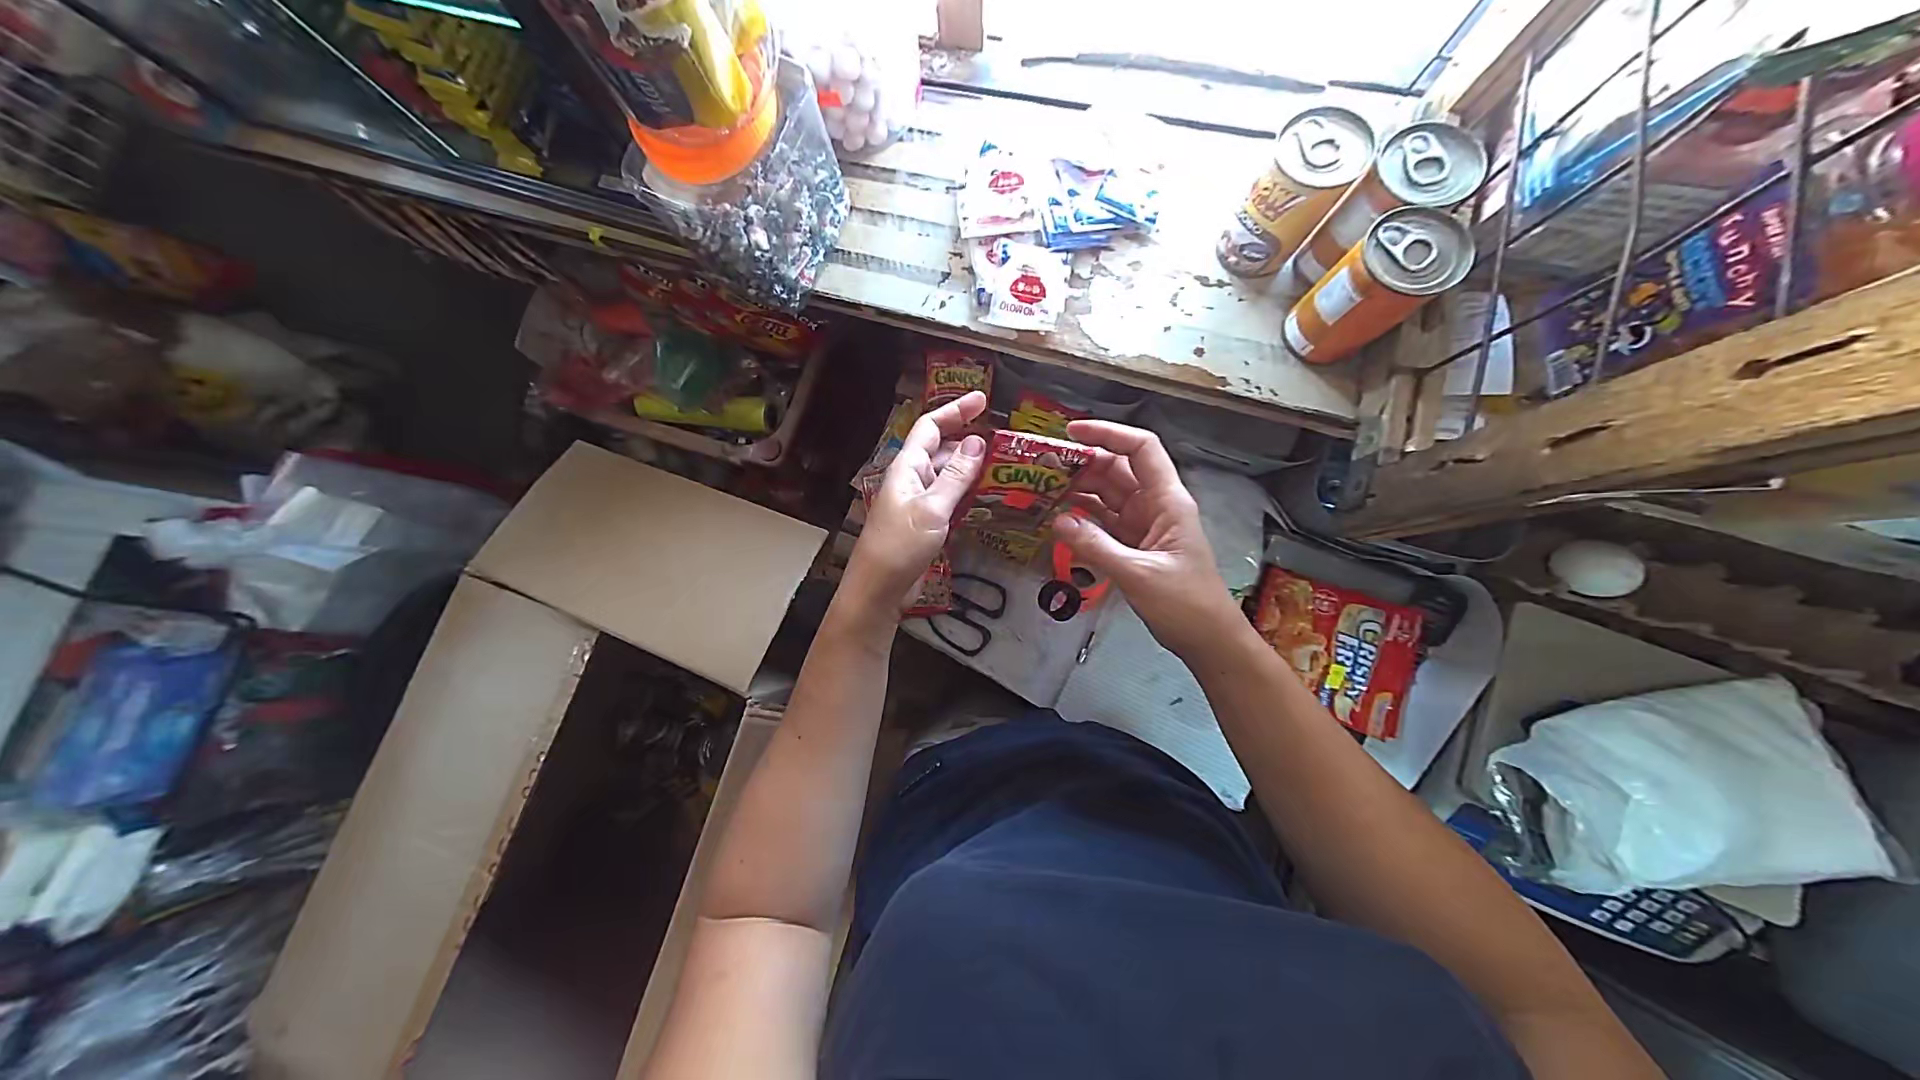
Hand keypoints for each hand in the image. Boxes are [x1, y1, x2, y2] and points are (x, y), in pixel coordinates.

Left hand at [844, 390, 988, 614]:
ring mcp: (919, 502)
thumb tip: (977, 441)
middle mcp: (912, 479)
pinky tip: (987, 494)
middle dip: (968, 438)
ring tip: (1002, 462)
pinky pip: (949, 498)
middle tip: (1002, 436)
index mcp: (907, 468)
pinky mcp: (925, 523)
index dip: (955, 410)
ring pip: (947, 474)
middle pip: (941, 449)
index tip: (982, 398)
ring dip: (971, 466)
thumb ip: (956, 476)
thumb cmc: (899, 546)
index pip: (930, 427)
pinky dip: (967, 492)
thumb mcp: (932, 508)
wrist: (879, 590)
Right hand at [1053, 420, 1247, 660]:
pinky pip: (1103, 522)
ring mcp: (1144, 525)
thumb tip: (1058, 521)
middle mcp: (1155, 505)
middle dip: (1082, 463)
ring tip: (1041, 489)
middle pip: (1117, 469)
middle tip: (1042, 467)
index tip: (1071, 432)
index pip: (1141, 449)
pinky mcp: (1134, 545)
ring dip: (1077, 490)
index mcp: (1168, 500)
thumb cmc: (1186, 604)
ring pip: (1107, 495)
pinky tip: (1057, 518)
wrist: (1208, 640)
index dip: (1108, 433)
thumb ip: (1096, 546)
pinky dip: (1082, 518)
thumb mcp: (1138, 574)